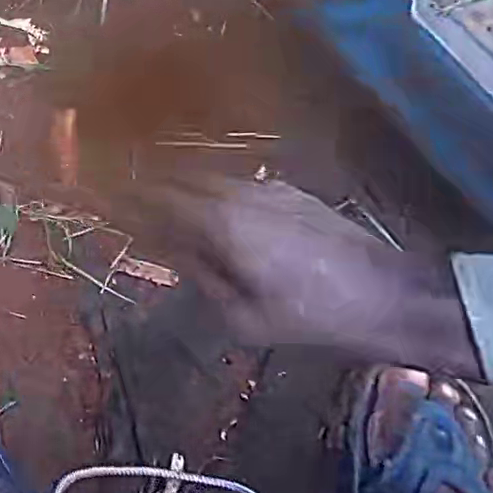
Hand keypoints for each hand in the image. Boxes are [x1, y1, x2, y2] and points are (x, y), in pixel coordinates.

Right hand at [155, 178, 482, 377]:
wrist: (392, 296)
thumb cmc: (314, 316)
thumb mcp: (245, 317)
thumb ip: (200, 277)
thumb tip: (172, 251)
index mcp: (219, 224)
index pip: (157, 198)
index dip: (125, 196)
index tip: (100, 196)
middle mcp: (236, 193)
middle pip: (176, 177)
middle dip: (147, 186)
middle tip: (128, 201)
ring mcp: (264, 186)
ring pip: (204, 174)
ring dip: (178, 185)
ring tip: (165, 204)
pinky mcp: (288, 189)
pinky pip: (233, 180)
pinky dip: (209, 188)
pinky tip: (214, 208)